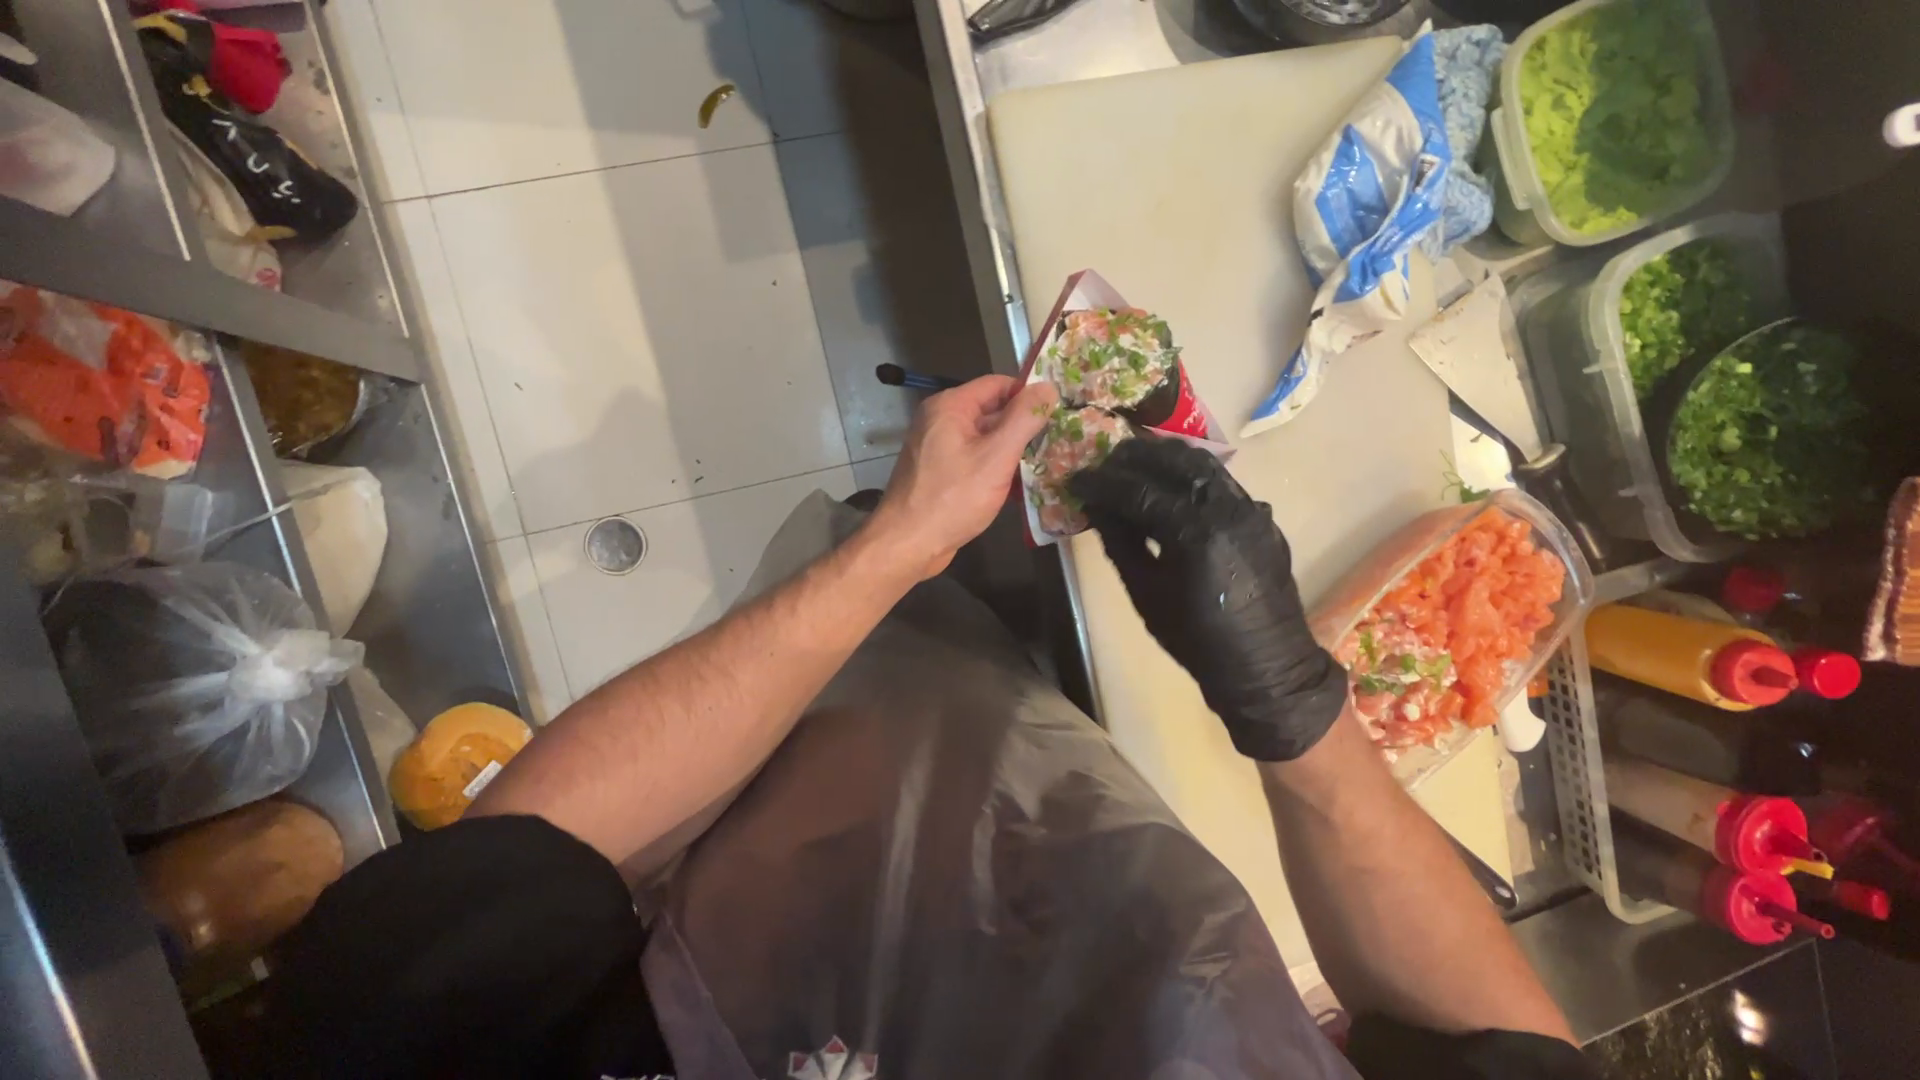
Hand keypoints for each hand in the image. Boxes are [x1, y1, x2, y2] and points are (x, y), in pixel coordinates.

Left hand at [868, 374, 1055, 579]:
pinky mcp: (940, 474)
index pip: (998, 385)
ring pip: (985, 440)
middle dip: (1024, 426)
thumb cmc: (952, 498)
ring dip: (1012, 451)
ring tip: (1049, 462)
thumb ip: (1024, 419)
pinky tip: (1021, 486)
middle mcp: (940, 421)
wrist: (907, 544)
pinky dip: (996, 469)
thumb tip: (1048, 388)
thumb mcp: (996, 456)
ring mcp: (938, 449)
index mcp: (950, 407)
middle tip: (1060, 440)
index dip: (1029, 395)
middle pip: (992, 412)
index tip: (1059, 411)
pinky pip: (975, 461)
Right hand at [1069, 438, 1347, 760]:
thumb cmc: (1196, 639)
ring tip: (1134, 467)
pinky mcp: (1261, 517)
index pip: (1137, 490)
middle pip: (1173, 460)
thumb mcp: (1146, 592)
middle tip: (1103, 465)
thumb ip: (1120, 542)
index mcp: (1195, 530)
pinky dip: (1191, 478)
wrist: (1265, 665)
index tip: (1076, 479)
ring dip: (1164, 459)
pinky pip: (1222, 484)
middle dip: (1133, 457)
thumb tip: (1097, 506)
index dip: (1101, 483)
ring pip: (1202, 464)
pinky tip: (1171, 492)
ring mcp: (1250, 508)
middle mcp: (1226, 507)